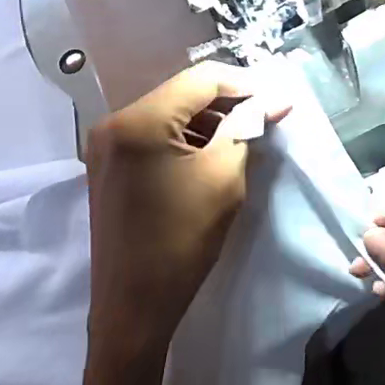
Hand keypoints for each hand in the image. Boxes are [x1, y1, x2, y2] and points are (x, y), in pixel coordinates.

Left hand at [85, 62, 288, 365]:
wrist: (133, 305)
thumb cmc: (182, 241)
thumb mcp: (223, 179)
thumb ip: (245, 129)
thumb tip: (271, 101)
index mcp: (138, 121)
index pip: (199, 80)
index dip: (244, 85)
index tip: (278, 101)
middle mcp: (114, 122)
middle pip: (181, 94)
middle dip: (226, 102)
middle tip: (266, 118)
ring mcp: (106, 146)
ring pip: (167, 114)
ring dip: (207, 121)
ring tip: (244, 137)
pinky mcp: (109, 167)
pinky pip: (153, 137)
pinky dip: (184, 139)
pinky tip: (212, 153)